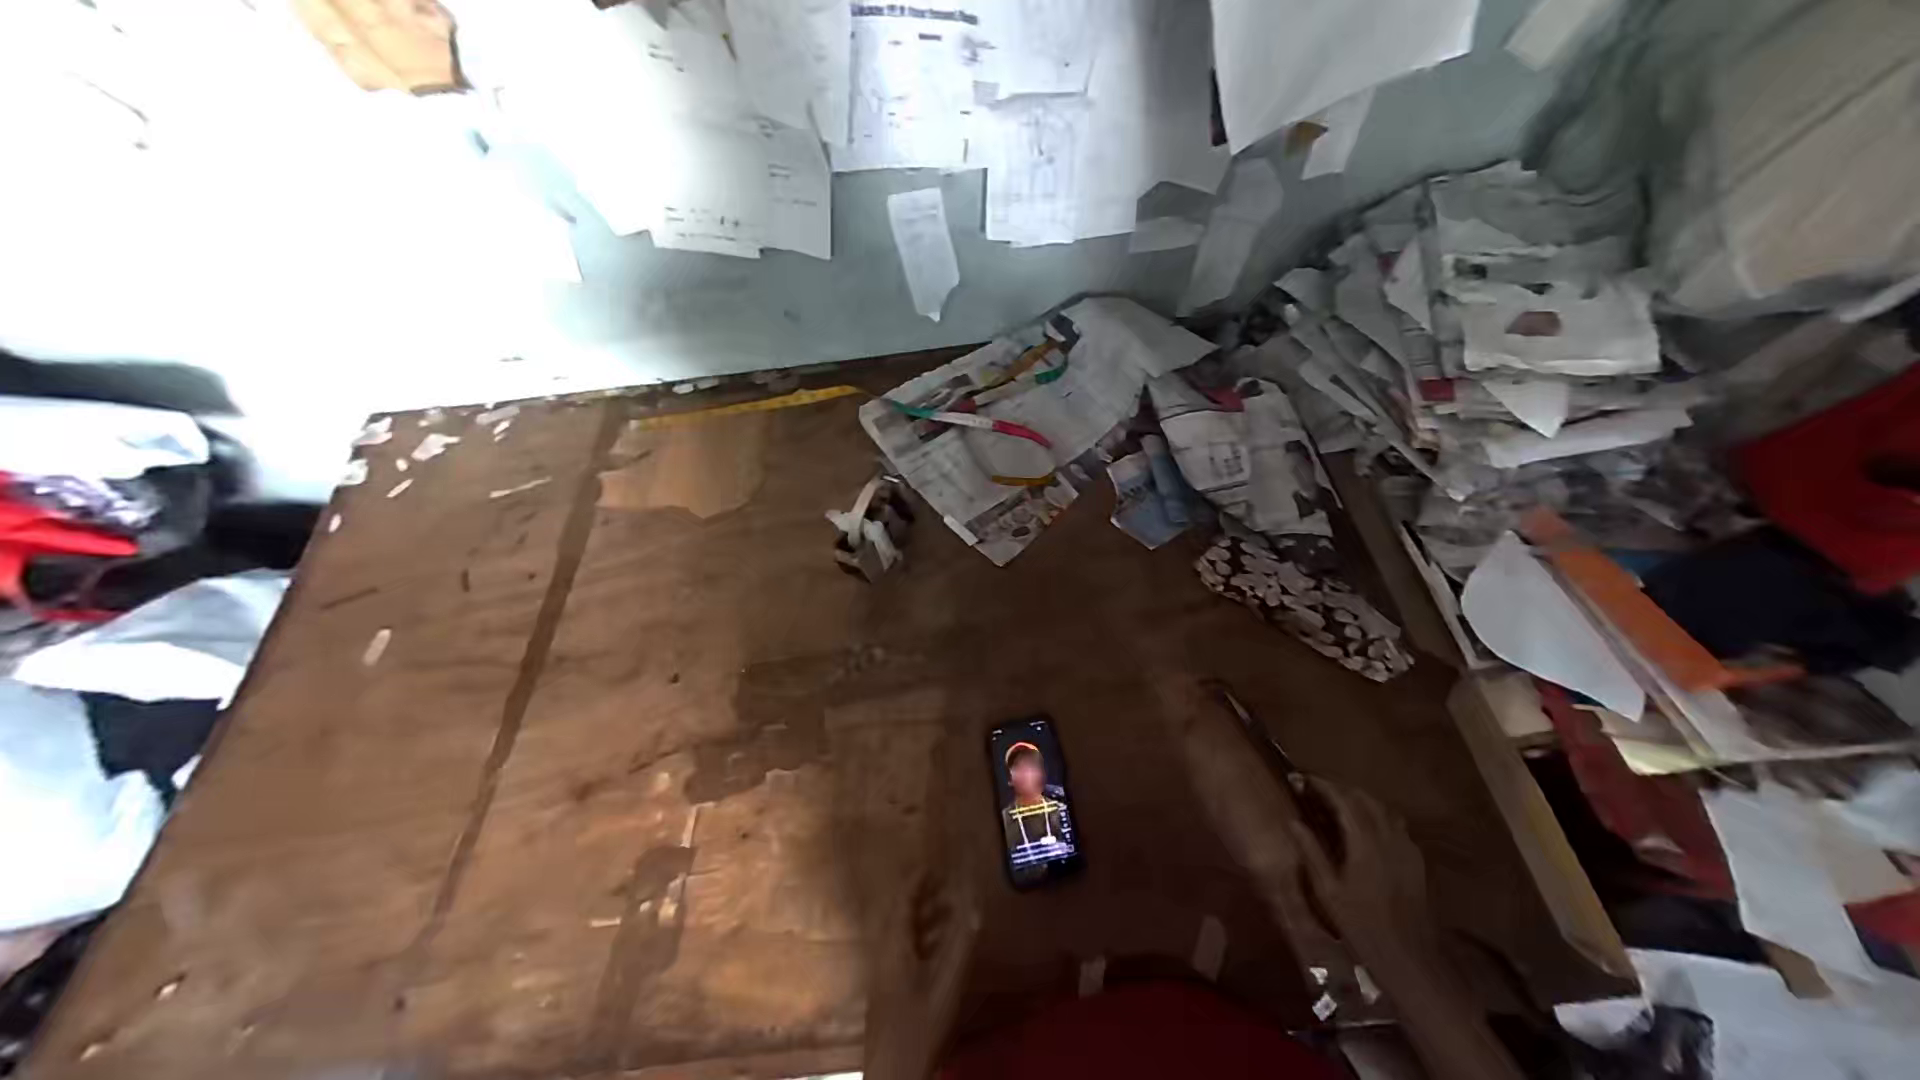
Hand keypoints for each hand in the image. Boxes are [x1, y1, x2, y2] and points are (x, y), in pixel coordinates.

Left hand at [863, 869, 978, 1079]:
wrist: (894, 1074)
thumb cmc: (920, 1026)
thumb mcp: (947, 983)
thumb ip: (961, 943)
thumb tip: (974, 904)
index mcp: (892, 946)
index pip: (901, 901)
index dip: (916, 880)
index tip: (934, 864)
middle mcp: (882, 953)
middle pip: (898, 914)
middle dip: (921, 896)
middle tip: (944, 883)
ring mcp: (882, 973)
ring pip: (901, 933)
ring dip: (922, 917)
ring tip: (948, 909)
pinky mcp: (887, 990)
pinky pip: (902, 949)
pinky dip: (920, 938)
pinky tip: (938, 946)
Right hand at [1288, 780, 1441, 977]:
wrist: (1408, 957)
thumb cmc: (1361, 924)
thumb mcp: (1327, 890)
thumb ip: (1311, 852)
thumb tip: (1293, 821)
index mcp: (1365, 843)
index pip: (1343, 799)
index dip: (1321, 785)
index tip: (1301, 779)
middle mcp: (1389, 838)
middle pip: (1365, 798)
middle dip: (1339, 788)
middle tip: (1314, 789)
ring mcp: (1407, 848)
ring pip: (1383, 808)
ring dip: (1359, 799)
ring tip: (1336, 803)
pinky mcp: (1416, 860)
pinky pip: (1396, 824)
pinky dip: (1376, 814)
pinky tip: (1364, 827)